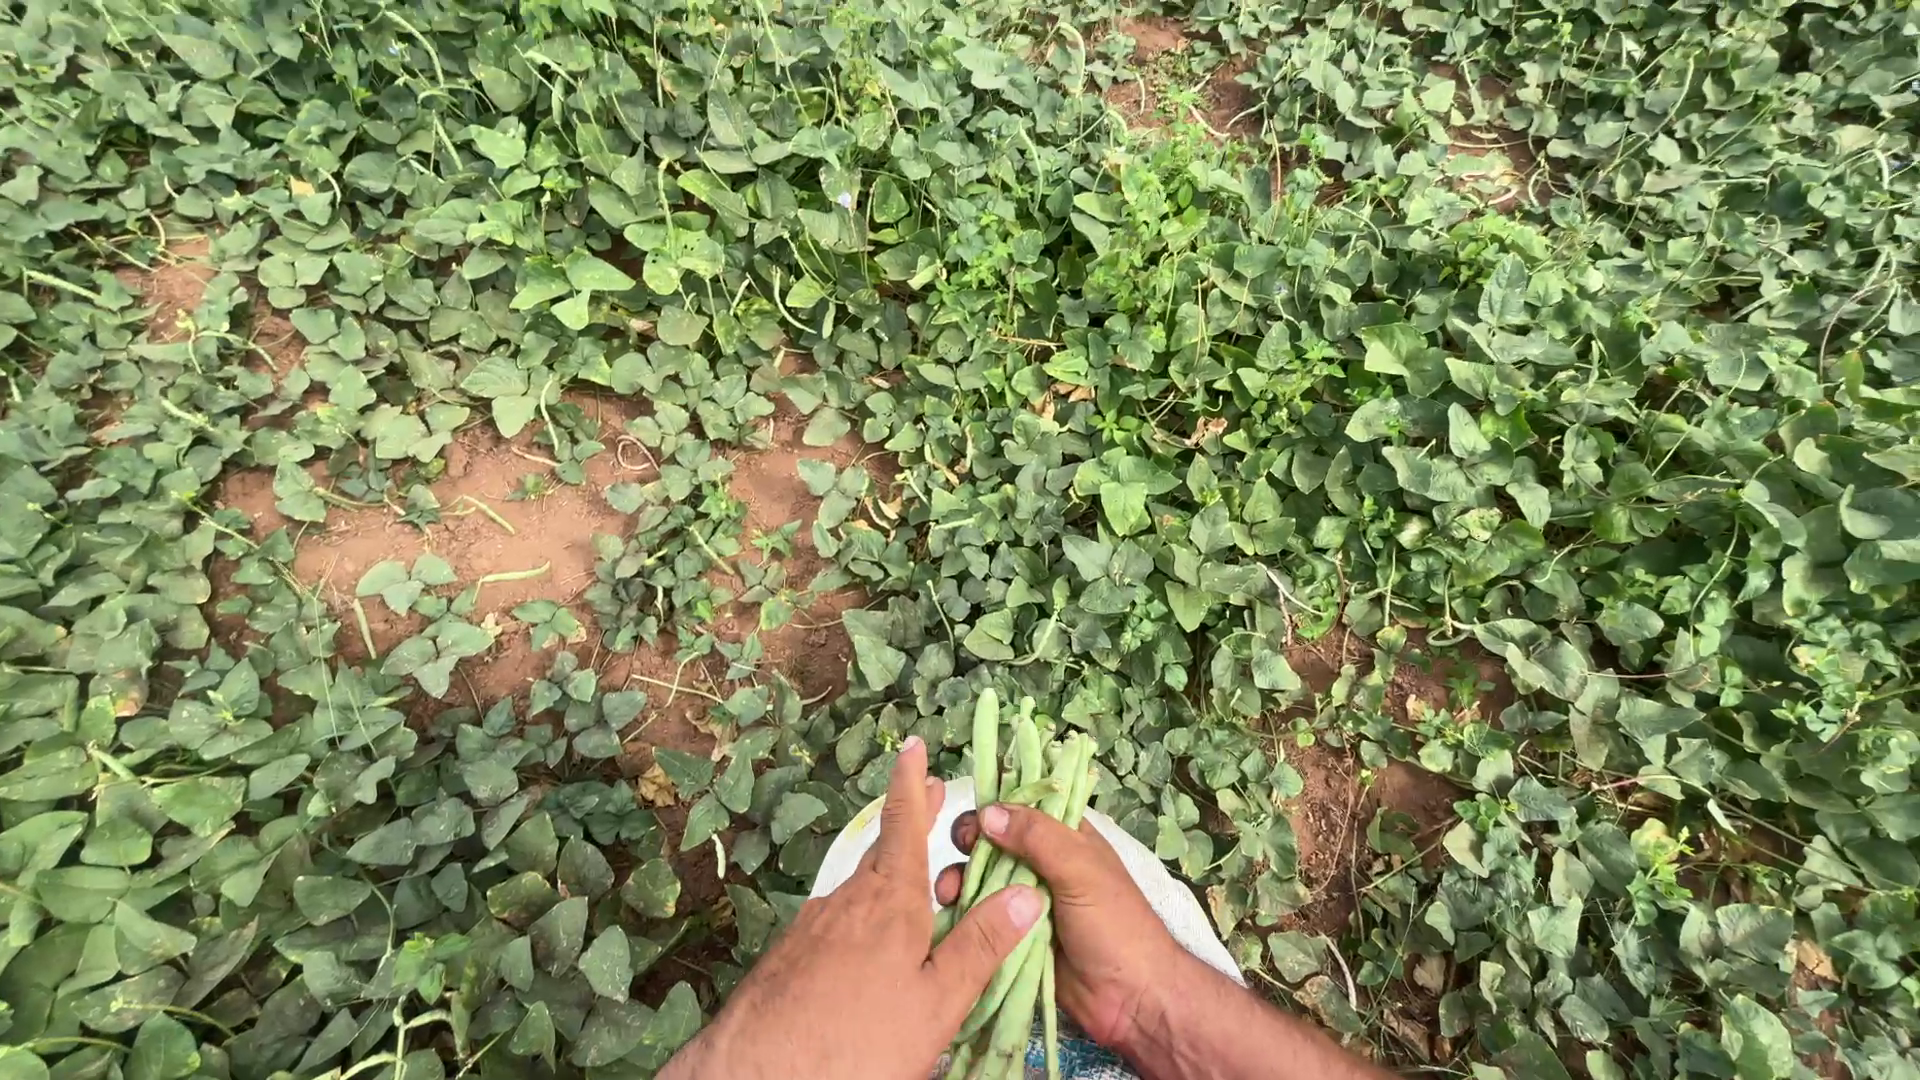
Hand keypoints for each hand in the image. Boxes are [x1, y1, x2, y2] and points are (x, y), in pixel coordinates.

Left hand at [662, 737, 1045, 1079]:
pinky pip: (838, 919)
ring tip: (913, 884)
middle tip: (933, 797)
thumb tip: (1026, 893)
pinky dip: (862, 915)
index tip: (914, 744)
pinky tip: (865, 947)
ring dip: (889, 874)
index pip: (904, 822)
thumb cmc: (859, 1040)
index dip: (912, 781)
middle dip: (911, 821)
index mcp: (890, 900)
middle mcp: (849, 897)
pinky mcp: (791, 952)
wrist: (757, 1077)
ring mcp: (815, 923)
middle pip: (885, 849)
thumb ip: (979, 946)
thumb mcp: (935, 1002)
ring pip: (861, 887)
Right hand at [935, 802, 1187, 1052]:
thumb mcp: (1079, 868)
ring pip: (981, 877)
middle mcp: (1040, 862)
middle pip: (994, 841)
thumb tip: (987, 812)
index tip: (971, 814)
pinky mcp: (1011, 934)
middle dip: (970, 841)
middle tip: (958, 849)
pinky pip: (980, 915)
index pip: (1021, 807)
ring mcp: (1023, 900)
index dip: (994, 805)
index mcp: (1062, 836)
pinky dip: (962, 910)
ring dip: (960, 876)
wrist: (1129, 1000)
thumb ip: (1036, 837)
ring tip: (948, 890)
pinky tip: (948, 912)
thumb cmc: (1114, 923)